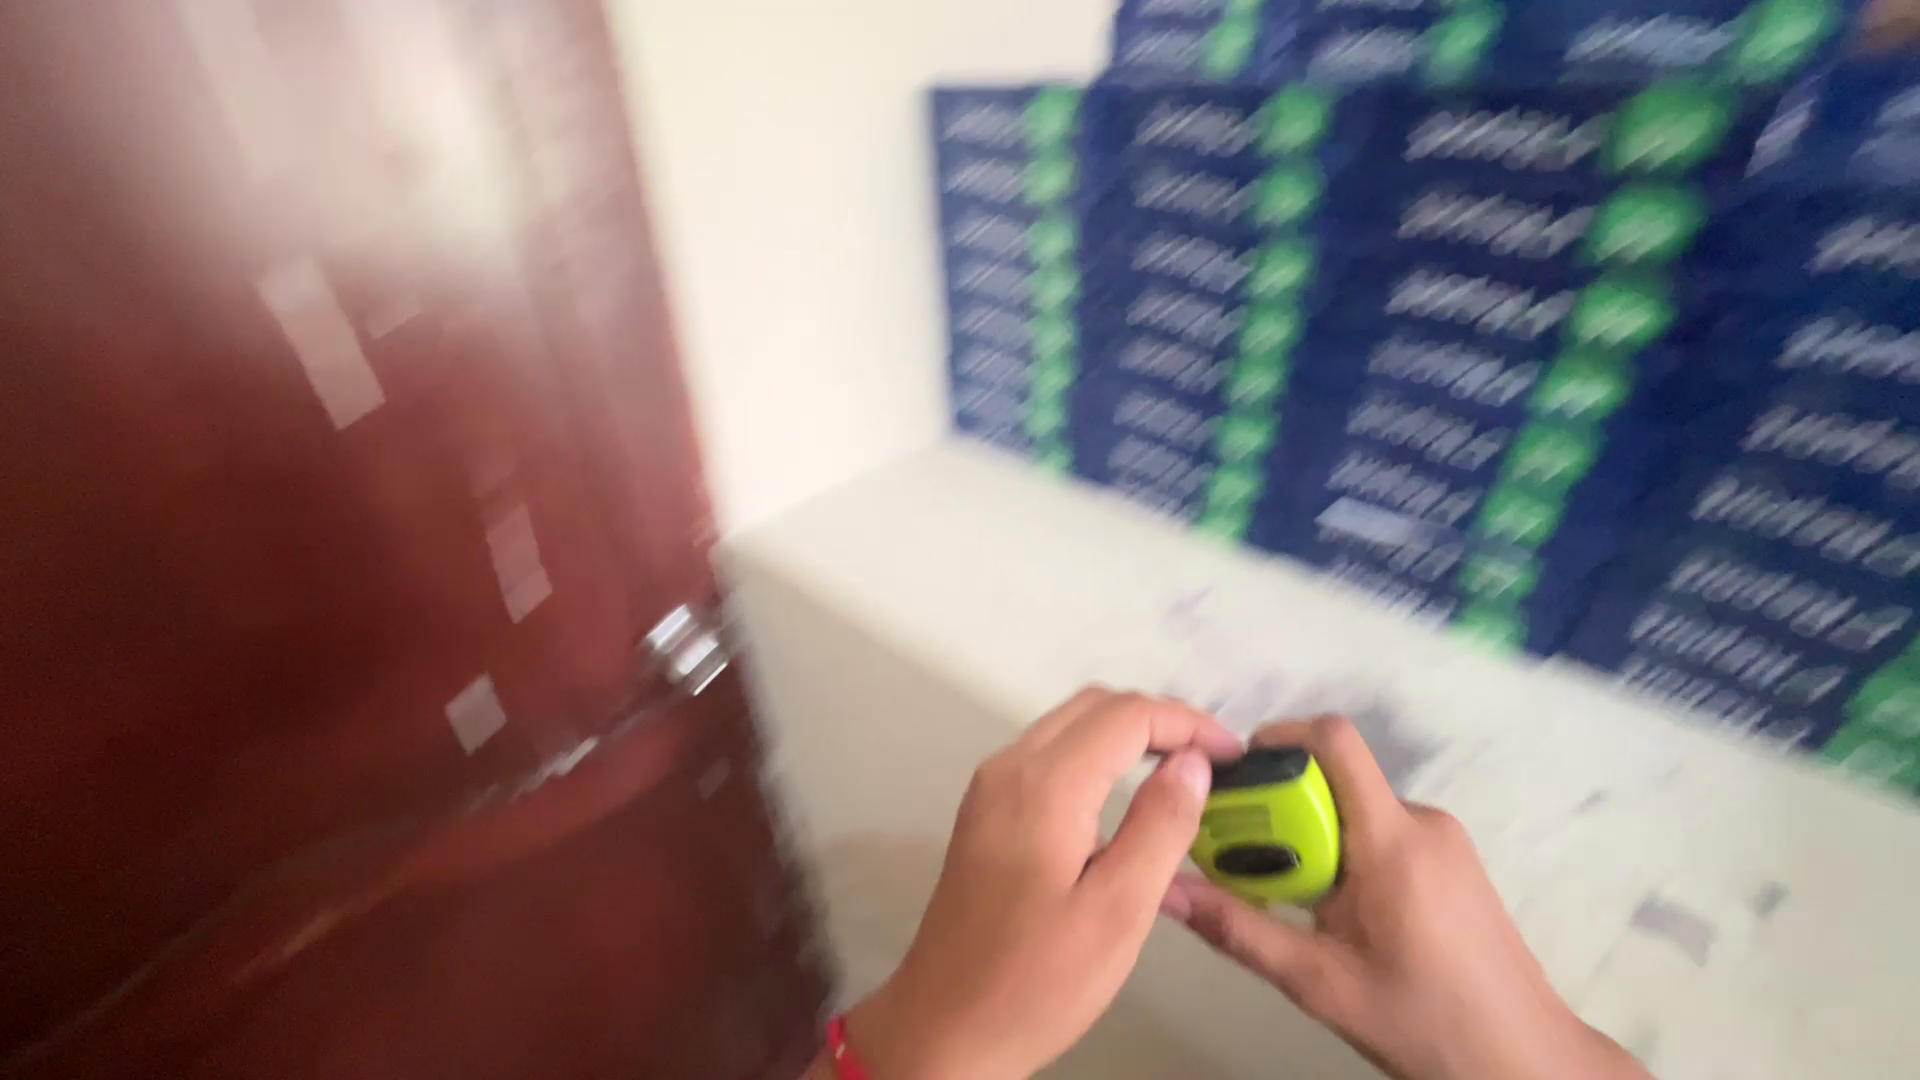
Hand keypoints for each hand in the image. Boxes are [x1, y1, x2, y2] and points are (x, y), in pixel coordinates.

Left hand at [841, 688, 1242, 1079]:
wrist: (945, 1023)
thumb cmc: (1038, 978)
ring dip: (1124, 730)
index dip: (1185, 722)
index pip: (1124, 716)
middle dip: (1157, 718)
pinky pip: (1047, 750)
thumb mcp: (1118, 911)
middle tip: (1209, 758)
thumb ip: (1160, 826)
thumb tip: (1192, 762)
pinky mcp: (985, 805)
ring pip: (1067, 722)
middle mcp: (1009, 765)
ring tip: (1178, 768)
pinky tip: (1122, 789)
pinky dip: (1093, 751)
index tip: (1232, 752)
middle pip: (1092, 705)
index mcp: (1044, 784)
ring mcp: (990, 783)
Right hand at [1164, 716, 1648, 1079]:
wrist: (1533, 1068)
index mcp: (1392, 838)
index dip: (1279, 737)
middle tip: (1245, 854)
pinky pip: (1377, 826)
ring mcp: (1441, 838)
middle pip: (1332, 776)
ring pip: (1351, 804)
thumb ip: (1237, 929)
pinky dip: (1341, 847)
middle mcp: (1420, 820)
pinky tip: (1335, 906)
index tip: (1237, 775)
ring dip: (1310, 833)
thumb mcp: (1319, 983)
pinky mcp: (1451, 857)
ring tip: (1287, 892)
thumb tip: (1164, 889)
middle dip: (1280, 804)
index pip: (1334, 741)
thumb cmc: (1425, 1022)